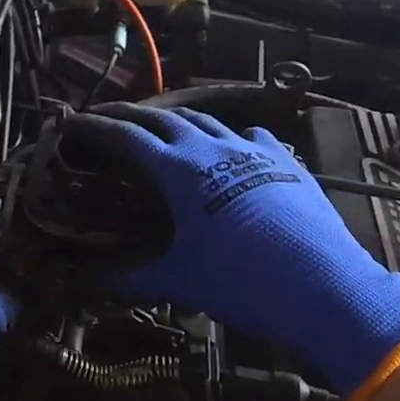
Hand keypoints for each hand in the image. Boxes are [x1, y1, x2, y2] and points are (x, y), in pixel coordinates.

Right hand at [60, 104, 399, 400]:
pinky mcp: (284, 161)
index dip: (94, 126)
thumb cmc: (242, 282)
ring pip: (204, 120)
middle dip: (129, 113)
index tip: (73, 122)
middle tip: (108, 116)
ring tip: (160, 126)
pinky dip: (229, 136)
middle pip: (160, 116)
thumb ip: (131, 279)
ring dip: (176, 119)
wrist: (327, 287)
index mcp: (177, 170)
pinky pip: (249, 135)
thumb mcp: (181, 281)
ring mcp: (250, 150)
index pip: (124, 136)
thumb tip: (85, 285)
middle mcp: (209, 148)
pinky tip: (231, 146)